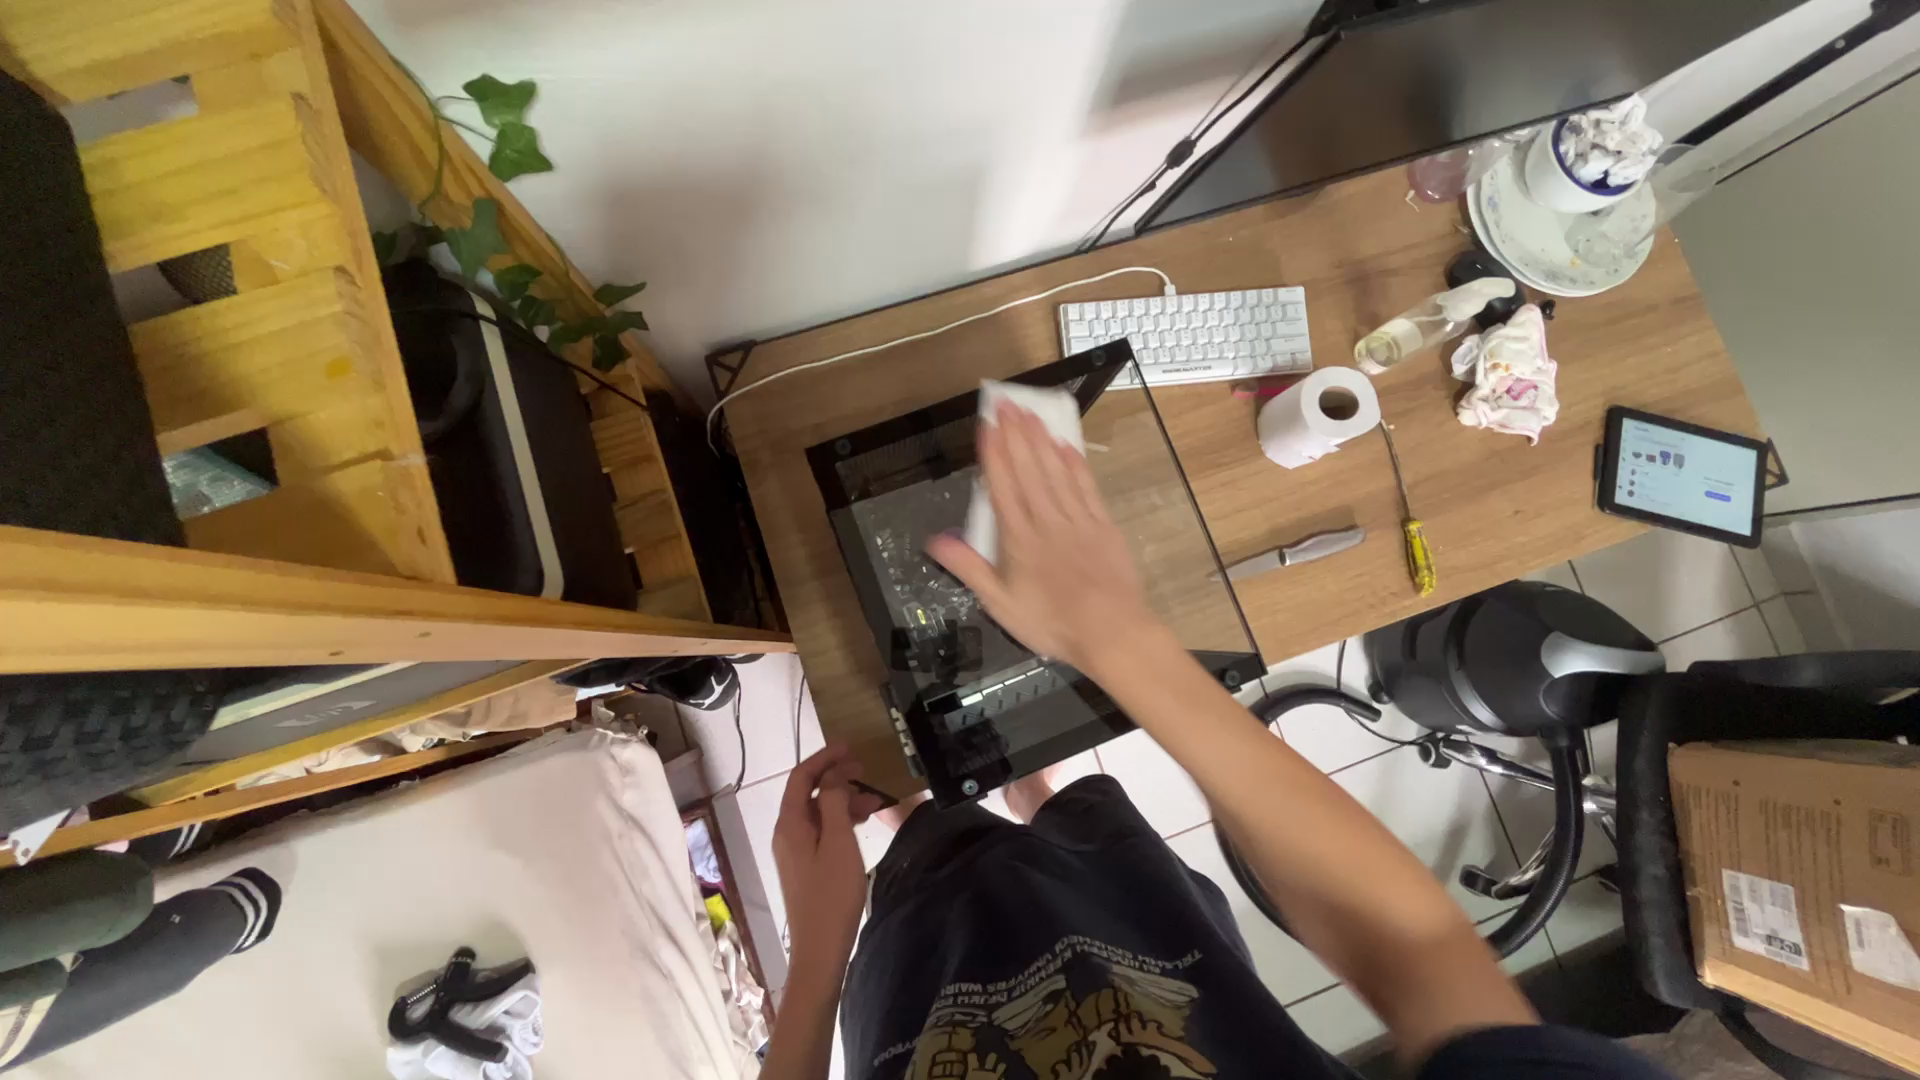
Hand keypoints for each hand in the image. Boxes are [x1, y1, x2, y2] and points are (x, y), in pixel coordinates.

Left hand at [772, 745, 882, 973]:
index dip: (824, 758)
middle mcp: (787, 833)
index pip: (801, 777)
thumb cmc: (832, 894)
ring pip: (819, 812)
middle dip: (835, 776)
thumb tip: (834, 776)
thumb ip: (836, 804)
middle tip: (865, 768)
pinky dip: (842, 820)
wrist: (820, 950)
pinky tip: (863, 823)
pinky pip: (822, 830)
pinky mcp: (806, 866)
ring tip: (874, 800)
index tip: (849, 747)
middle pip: (809, 792)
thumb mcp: (839, 842)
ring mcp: (795, 851)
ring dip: (843, 799)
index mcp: (790, 824)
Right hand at [927, 401, 1157, 672]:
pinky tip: (1066, 446)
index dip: (993, 452)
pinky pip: (1085, 487)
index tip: (987, 423)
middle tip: (1006, 402)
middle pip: (1029, 468)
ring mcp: (1077, 520)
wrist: (1111, 632)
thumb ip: (969, 568)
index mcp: (1019, 538)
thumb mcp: (1000, 604)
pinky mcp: (1102, 525)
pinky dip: (1075, 464)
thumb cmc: (1051, 623)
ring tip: (1030, 413)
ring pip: (1056, 471)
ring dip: (1041, 440)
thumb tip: (936, 541)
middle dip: (1016, 433)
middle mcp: (1047, 520)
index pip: (1002, 485)